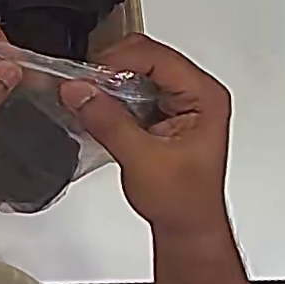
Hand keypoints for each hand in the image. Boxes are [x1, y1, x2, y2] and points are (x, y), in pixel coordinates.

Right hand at [59, 34, 230, 236]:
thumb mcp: (142, 160)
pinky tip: (97, 107)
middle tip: (84, 84)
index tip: (88, 75)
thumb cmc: (183, 201)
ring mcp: (179, 100)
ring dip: (109, 81)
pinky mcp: (162, 110)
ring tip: (87, 96)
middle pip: (146, 55)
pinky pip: (132, 88)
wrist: (186, 228)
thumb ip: (108, 122)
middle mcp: (195, 92)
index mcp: (204, 96)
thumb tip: (80, 90)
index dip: (119, 60)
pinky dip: (111, 94)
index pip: (158, 57)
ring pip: (136, 69)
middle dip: (111, 67)